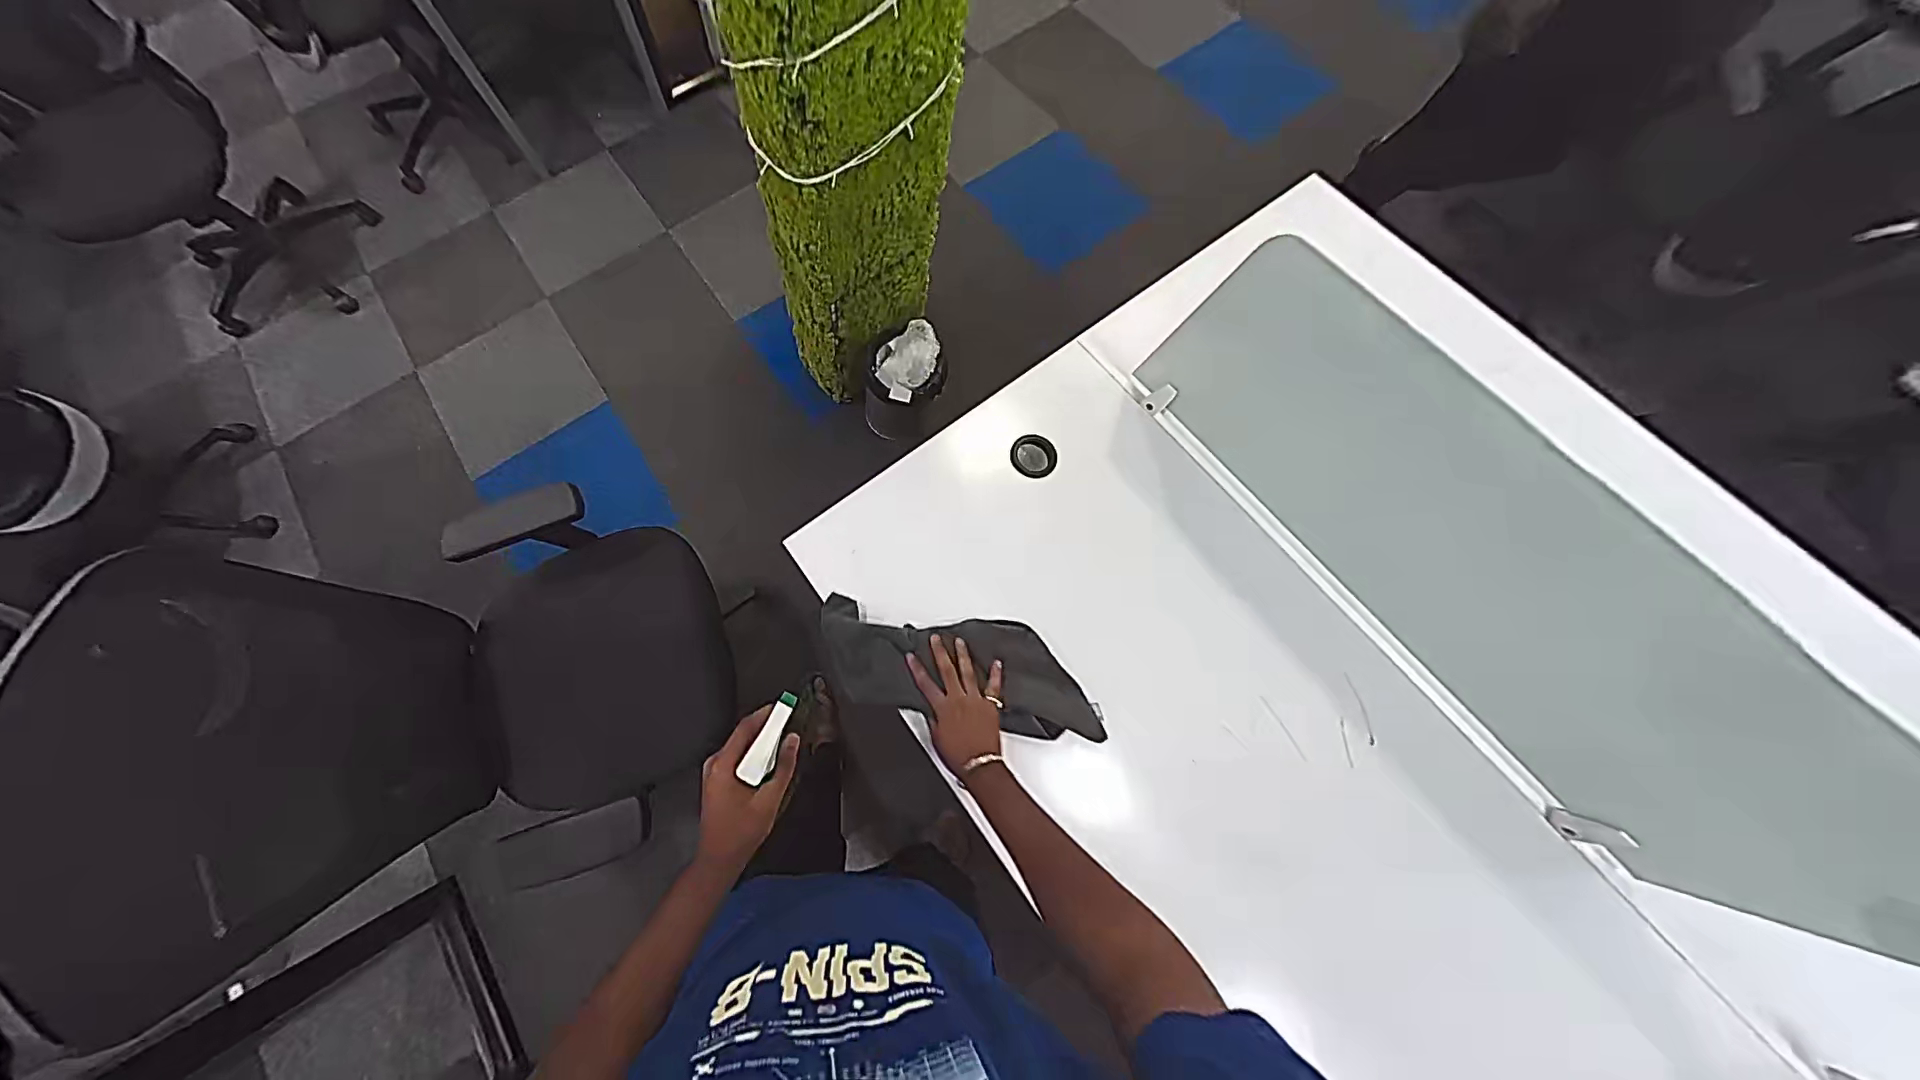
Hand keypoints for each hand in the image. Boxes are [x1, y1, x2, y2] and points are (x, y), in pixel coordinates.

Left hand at [696, 706, 800, 871]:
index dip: (766, 714)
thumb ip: (784, 767)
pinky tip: (769, 763)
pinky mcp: (717, 781)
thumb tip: (792, 742)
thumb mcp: (769, 799)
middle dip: (767, 727)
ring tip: (782, 743)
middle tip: (787, 722)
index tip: (783, 706)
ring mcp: (713, 774)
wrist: (719, 859)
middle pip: (743, 735)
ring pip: (741, 747)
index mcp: (722, 767)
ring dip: (762, 743)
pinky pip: (738, 758)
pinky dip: (755, 755)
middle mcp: (714, 766)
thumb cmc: (739, 834)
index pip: (746, 728)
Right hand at [907, 634, 1003, 777]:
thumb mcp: (936, 738)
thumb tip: (931, 713)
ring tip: (960, 642)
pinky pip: (994, 686)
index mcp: (942, 708)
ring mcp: (976, 700)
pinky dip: (996, 674)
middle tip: (936, 639)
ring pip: (968, 672)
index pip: (925, 683)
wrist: (979, 764)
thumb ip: (933, 721)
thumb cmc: (958, 756)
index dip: (917, 668)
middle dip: (939, 652)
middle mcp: (958, 700)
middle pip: (947, 671)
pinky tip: (996, 663)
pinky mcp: (991, 705)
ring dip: (963, 655)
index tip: (912, 656)